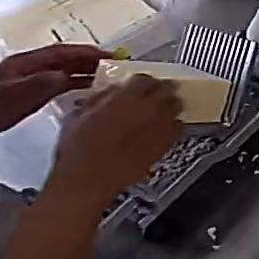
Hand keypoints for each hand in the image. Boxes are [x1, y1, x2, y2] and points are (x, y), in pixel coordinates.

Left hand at [0, 45, 108, 138]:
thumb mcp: (14, 94)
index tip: (111, 55)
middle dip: (91, 59)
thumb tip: (67, 76)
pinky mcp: (30, 93)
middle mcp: (31, 66)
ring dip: (86, 72)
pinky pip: (60, 84)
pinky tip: (88, 91)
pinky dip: (76, 84)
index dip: (88, 52)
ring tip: (109, 77)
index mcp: (27, 61)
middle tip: (117, 64)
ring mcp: (30, 79)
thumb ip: (40, 83)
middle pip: (67, 59)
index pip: (64, 52)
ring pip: (65, 71)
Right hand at [47, 75, 181, 208]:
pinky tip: (167, 129)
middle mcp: (149, 106)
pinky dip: (174, 125)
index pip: (144, 78)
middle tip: (159, 92)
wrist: (87, 180)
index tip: (141, 84)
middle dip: (163, 88)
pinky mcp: (164, 144)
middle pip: (167, 88)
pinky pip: (178, 128)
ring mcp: (159, 125)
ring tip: (166, 108)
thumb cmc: (79, 150)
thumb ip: (100, 98)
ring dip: (171, 104)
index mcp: (128, 95)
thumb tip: (111, 92)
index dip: (142, 81)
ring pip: (177, 105)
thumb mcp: (80, 114)